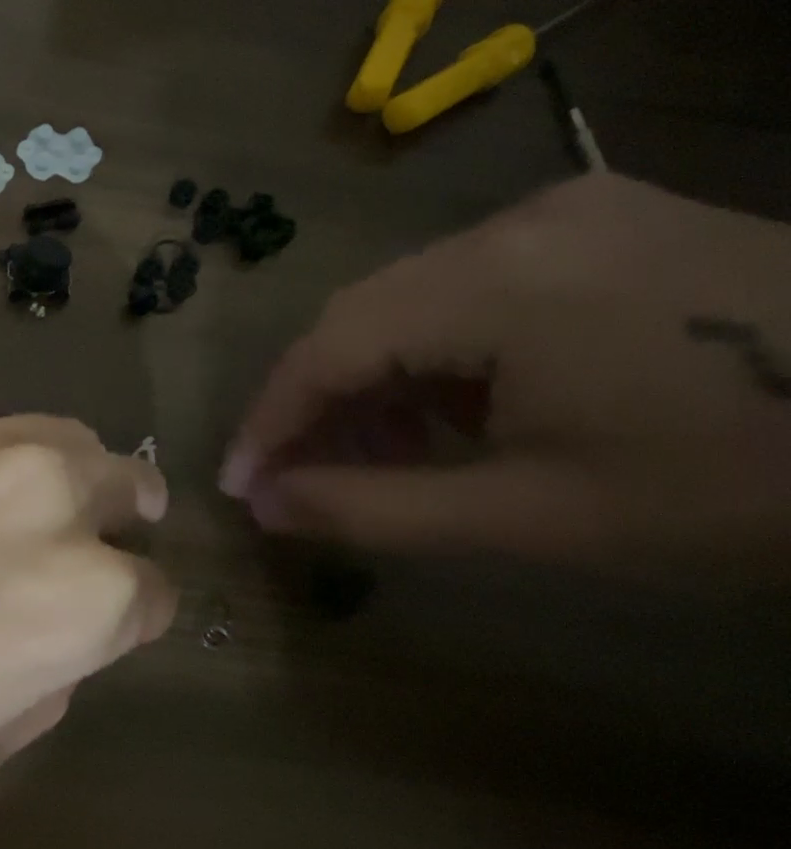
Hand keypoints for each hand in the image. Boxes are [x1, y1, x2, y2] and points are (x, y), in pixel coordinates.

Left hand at [0, 388, 176, 811]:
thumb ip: (36, 691)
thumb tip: (43, 645)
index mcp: (84, 594)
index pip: (152, 592)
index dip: (124, 616)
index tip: (92, 624)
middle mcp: (43, 491)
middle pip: (118, 484)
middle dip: (103, 521)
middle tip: (49, 554)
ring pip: (41, 440)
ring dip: (28, 480)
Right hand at [220, 173, 790, 573]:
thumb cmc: (728, 484)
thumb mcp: (527, 515)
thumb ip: (370, 509)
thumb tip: (263, 508)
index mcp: (500, 282)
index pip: (330, 347)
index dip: (268, 422)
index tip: (237, 488)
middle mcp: (522, 223)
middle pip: (364, 315)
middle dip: (317, 405)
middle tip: (296, 483)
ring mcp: (574, 215)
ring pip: (415, 301)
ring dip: (375, 384)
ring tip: (371, 462)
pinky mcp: (611, 227)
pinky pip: (477, 289)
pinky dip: (438, 358)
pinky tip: (448, 415)